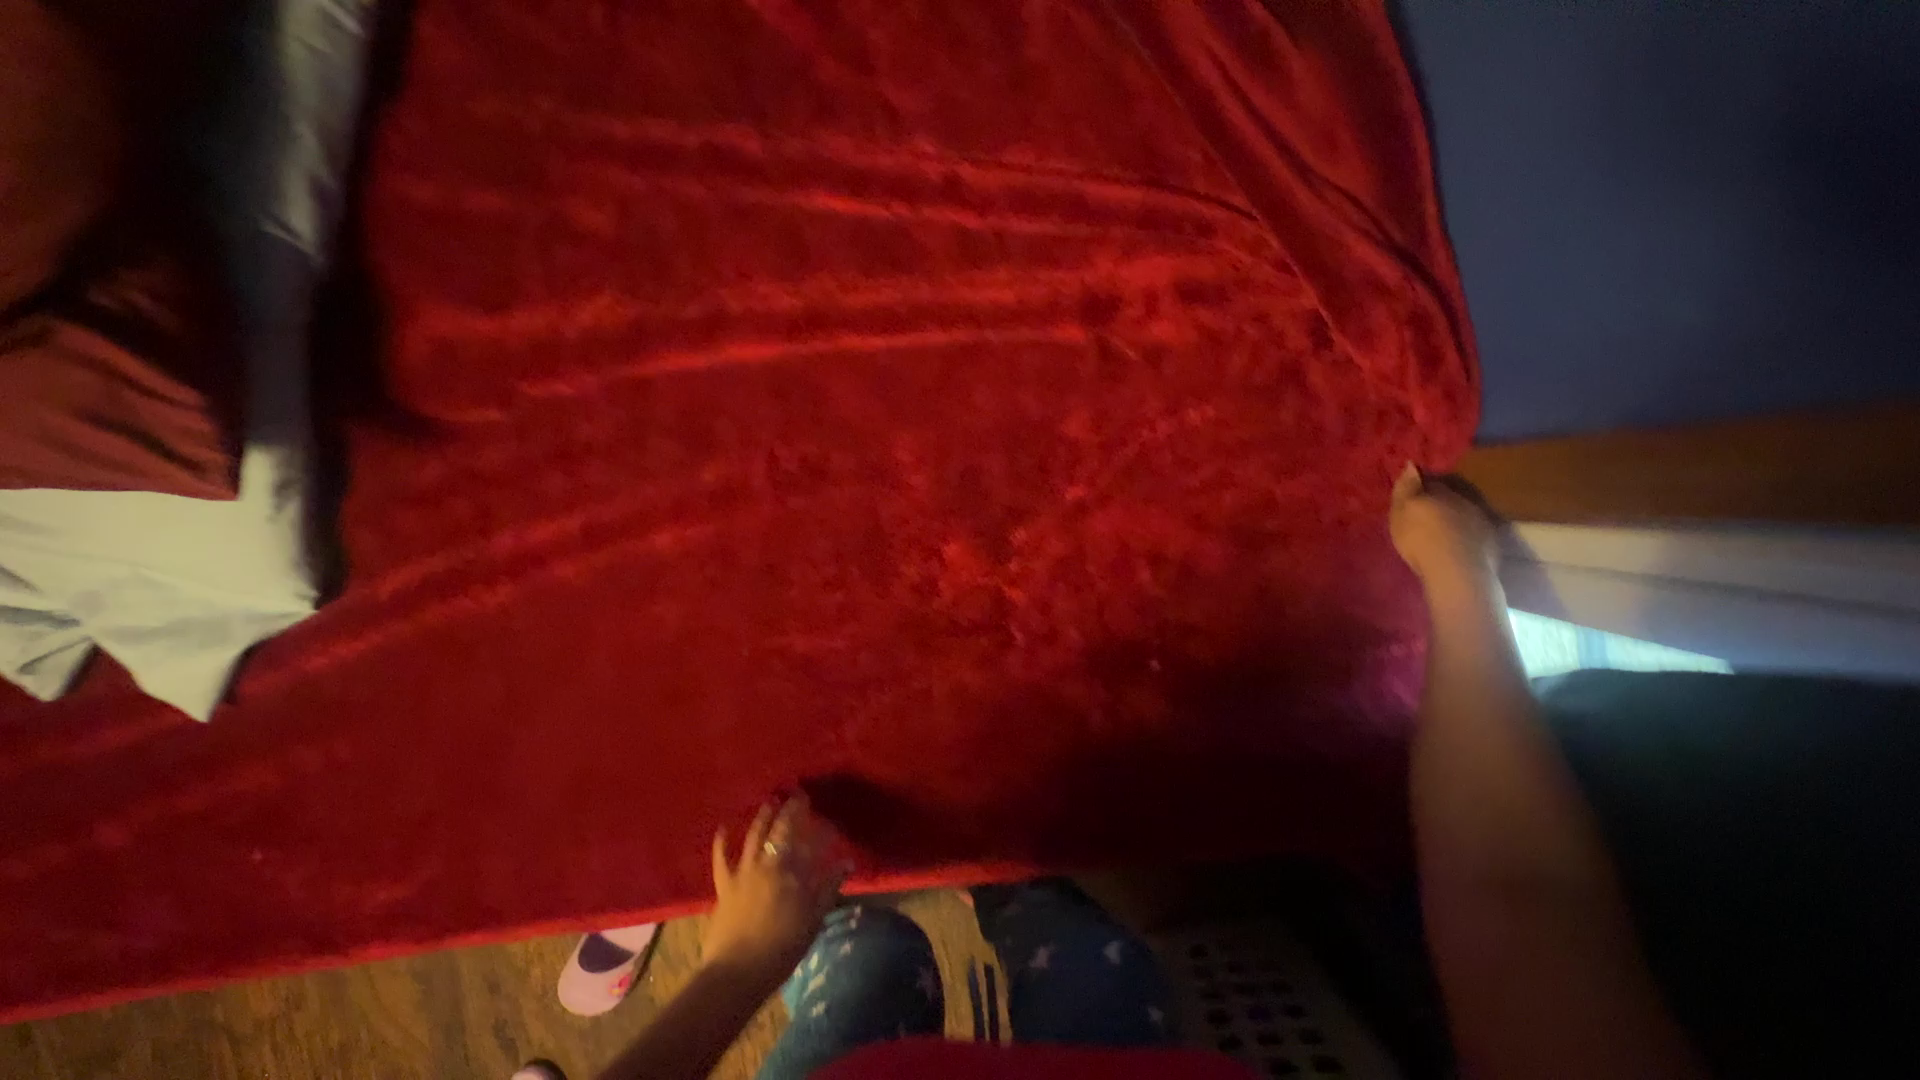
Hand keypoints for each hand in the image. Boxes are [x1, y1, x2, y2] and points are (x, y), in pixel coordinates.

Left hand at [702, 795, 846, 985]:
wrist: (737, 972)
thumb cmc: (781, 951)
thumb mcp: (813, 922)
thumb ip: (829, 889)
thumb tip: (846, 863)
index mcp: (796, 875)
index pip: (814, 843)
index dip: (824, 830)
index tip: (831, 821)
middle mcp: (771, 865)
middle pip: (785, 830)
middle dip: (794, 810)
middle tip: (800, 795)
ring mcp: (745, 872)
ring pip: (756, 835)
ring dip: (764, 816)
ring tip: (771, 801)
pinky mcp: (725, 884)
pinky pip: (722, 858)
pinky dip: (723, 841)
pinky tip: (725, 827)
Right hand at [1390, 463, 1499, 586]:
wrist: (1456, 572)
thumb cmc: (1421, 540)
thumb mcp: (1401, 514)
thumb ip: (1405, 489)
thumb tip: (1411, 465)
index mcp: (1441, 491)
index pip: (1431, 481)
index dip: (1421, 488)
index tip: (1411, 497)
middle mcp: (1464, 500)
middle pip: (1450, 497)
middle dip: (1440, 503)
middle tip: (1425, 516)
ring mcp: (1481, 520)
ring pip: (1465, 513)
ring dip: (1455, 519)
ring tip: (1441, 534)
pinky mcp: (1491, 542)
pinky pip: (1475, 533)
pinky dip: (1466, 536)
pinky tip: (1457, 547)